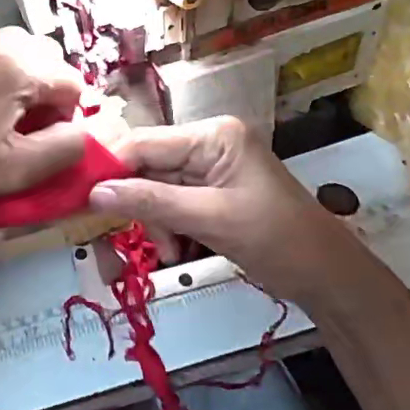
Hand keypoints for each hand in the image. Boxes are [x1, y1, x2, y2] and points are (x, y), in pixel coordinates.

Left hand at [0, 27, 90, 218]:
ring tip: (5, 108)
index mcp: (21, 68)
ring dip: (22, 71)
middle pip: (46, 55)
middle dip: (50, 86)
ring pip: (13, 45)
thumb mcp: (18, 170)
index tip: (51, 139)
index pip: (72, 81)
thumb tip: (82, 132)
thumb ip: (65, 148)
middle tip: (32, 124)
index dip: (71, 113)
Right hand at [90, 117, 376, 306]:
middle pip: (148, 167)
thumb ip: (151, 203)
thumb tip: (94, 193)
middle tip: (136, 242)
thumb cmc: (277, 239)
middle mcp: (208, 143)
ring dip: (156, 224)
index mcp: (213, 134)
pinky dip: (170, 229)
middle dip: (141, 206)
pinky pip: (174, 204)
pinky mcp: (212, 192)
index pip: (146, 142)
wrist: (327, 275)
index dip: (112, 168)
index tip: (82, 200)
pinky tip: (183, 250)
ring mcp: (211, 168)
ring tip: (176, 253)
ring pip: (157, 190)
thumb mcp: (211, 219)